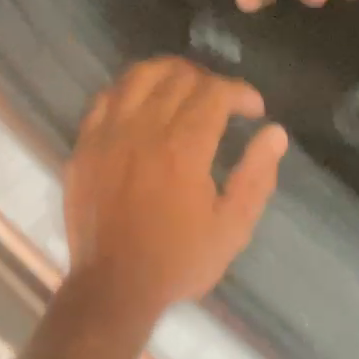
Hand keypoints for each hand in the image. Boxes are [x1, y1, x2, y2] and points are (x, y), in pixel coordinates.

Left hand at [63, 58, 288, 312]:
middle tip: (222, 101)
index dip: (241, 92)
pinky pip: (105, 98)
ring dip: (168, 73)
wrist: (113, 286)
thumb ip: (256, 177)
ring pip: (138, 76)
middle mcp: (143, 130)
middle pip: (178, 77)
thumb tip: (275, 133)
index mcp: (183, 149)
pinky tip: (141, 103)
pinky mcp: (84, 145)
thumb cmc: (177, 261)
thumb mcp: (232, 228)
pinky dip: (128, 90)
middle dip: (209, 80)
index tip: (254, 109)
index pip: (215, 93)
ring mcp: (107, 135)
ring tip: (184, 88)